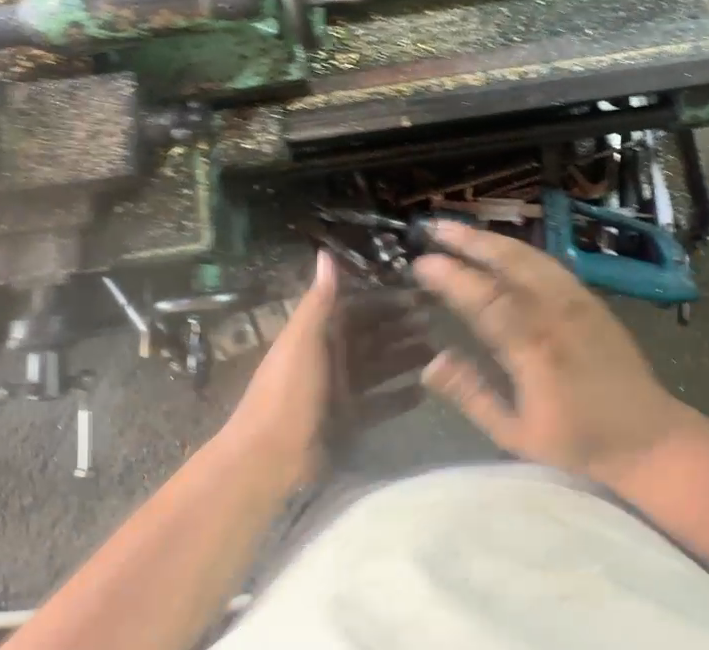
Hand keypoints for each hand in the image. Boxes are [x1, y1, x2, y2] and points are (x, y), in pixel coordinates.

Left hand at [218, 252, 431, 489]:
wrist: (269, 457)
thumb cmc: (287, 391)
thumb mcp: (303, 339)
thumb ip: (320, 300)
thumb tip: (327, 252)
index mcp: (317, 335)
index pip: (357, 309)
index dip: (385, 301)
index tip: (418, 294)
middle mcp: (330, 358)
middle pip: (372, 337)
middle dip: (401, 328)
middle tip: (437, 321)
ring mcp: (340, 391)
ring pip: (380, 367)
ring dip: (406, 358)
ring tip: (438, 351)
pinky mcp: (349, 421)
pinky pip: (381, 404)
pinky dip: (400, 397)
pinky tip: (426, 391)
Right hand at [415, 222, 695, 484]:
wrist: (647, 437)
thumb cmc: (577, 441)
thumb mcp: (515, 434)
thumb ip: (472, 395)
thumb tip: (430, 363)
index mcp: (534, 348)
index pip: (485, 298)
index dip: (452, 276)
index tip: (421, 262)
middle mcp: (556, 313)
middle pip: (508, 262)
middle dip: (468, 240)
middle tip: (432, 227)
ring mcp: (577, 301)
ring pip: (529, 256)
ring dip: (491, 239)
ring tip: (458, 231)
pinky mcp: (591, 299)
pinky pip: (549, 264)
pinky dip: (518, 250)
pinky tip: (501, 249)